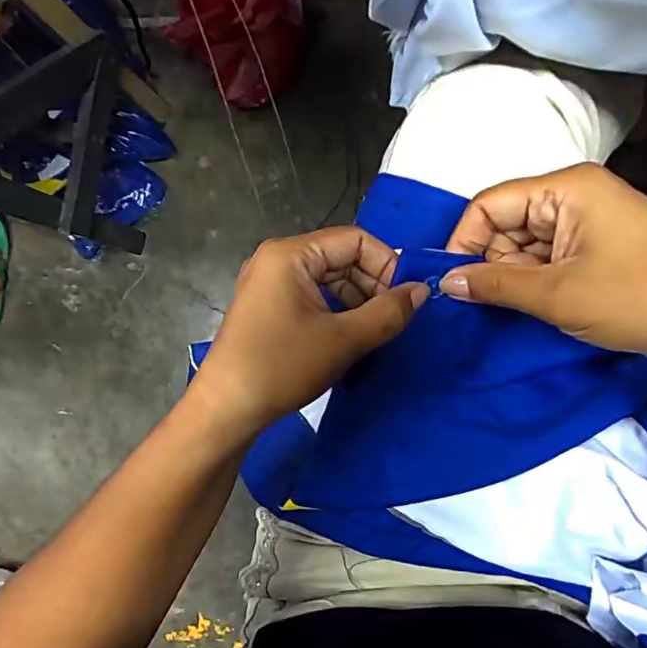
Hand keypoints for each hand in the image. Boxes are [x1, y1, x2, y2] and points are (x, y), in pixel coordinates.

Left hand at [192, 227, 427, 430]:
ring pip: (327, 278)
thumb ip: (387, 312)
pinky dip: (335, 311)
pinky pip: (311, 295)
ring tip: (374, 332)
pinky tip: (348, 337)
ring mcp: (268, 282)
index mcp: (290, 254)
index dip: (386, 265)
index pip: (355, 240)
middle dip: (371, 284)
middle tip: (394, 319)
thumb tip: (420, 291)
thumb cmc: (282, 367)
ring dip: (356, 300)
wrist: (226, 408)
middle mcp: (276, 259)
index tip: (406, 299)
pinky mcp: (266, 305)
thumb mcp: (343, 340)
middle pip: (340, 256)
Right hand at [441, 163, 646, 358]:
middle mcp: (575, 196)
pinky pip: (550, 258)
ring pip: (526, 245)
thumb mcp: (557, 294)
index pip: (489, 205)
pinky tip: (545, 306)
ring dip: (516, 277)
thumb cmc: (641, 295)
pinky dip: (538, 282)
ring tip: (528, 308)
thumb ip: (494, 284)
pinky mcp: (602, 247)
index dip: (463, 242)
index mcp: (565, 188)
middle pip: (506, 224)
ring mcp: (591, 222)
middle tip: (494, 304)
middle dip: (492, 263)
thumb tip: (446, 281)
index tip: (453, 284)